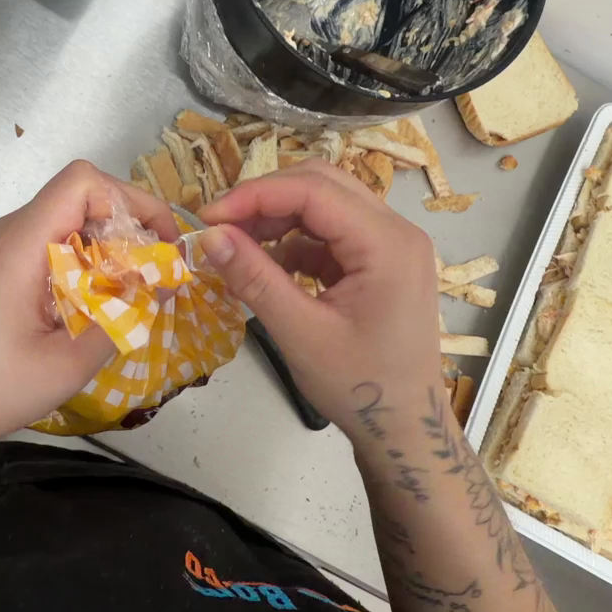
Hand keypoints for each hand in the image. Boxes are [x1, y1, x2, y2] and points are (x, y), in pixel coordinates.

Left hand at [0, 160, 181, 455]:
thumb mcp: (70, 365)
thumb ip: (125, 318)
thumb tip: (169, 282)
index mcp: (18, 248)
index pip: (80, 182)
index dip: (129, 198)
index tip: (158, 242)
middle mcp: (4, 233)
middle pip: (76, 195)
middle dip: (126, 225)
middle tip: (152, 273)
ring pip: (64, 216)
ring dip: (104, 244)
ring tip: (126, 290)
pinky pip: (47, 239)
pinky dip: (80, 256)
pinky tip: (90, 298)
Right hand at [196, 160, 442, 441]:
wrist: (403, 427)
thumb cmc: (358, 386)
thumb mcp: (300, 333)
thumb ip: (254, 279)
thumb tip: (209, 237)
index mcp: (388, 244)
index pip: (314, 191)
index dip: (255, 196)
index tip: (208, 218)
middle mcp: (397, 231)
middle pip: (322, 184)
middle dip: (264, 199)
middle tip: (219, 227)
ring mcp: (391, 245)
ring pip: (324, 204)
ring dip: (276, 218)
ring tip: (236, 247)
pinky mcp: (378, 261)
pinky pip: (329, 232)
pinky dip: (292, 240)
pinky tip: (265, 266)